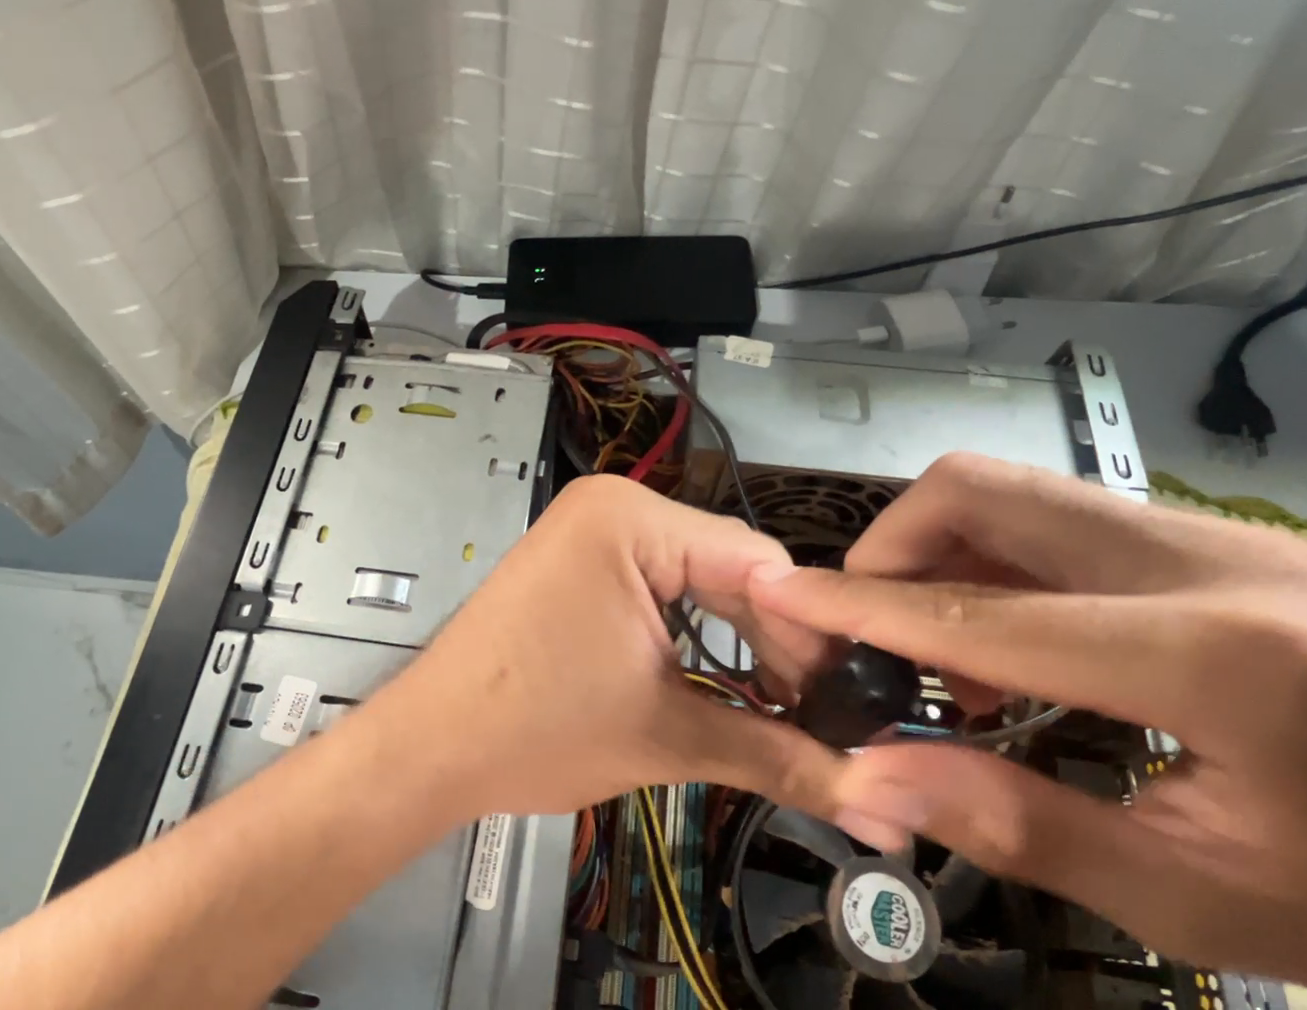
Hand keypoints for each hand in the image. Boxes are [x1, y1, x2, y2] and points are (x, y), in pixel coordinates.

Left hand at [349, 474, 853, 822]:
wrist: (429, 750)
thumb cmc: (530, 730)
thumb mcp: (667, 740)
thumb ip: (780, 758)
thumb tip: (877, 799)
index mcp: (632, 520)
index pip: (761, 562)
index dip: (813, 634)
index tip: (852, 699)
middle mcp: (615, 507)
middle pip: (734, 569)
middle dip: (778, 645)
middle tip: (825, 715)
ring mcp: (593, 534)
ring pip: (702, 582)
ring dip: (742, 644)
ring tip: (785, 710)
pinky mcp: (582, 565)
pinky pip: (664, 589)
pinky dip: (699, 636)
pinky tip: (729, 683)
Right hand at [746, 454, 1306, 1009]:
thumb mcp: (1202, 904)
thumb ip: (1020, 826)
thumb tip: (875, 775)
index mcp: (1216, 661)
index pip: (979, 614)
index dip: (860, 607)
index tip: (775, 596)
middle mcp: (1210, 560)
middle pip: (986, 490)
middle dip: (891, 549)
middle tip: (867, 637)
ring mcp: (1223, 536)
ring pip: (1021, 491)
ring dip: (942, 554)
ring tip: (943, 659)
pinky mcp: (1227, 539)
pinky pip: (1067, 520)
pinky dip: (999, 565)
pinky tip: (1018, 648)